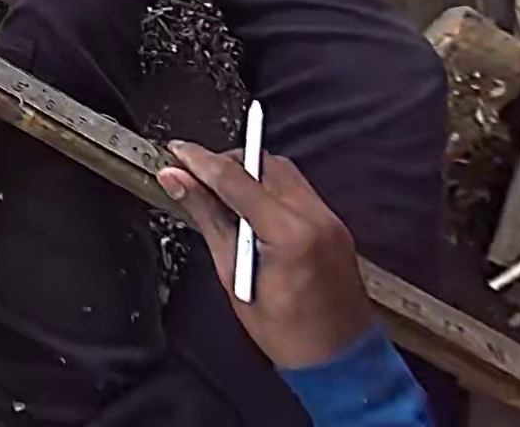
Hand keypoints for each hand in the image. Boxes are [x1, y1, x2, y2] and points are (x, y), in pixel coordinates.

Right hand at [158, 140, 374, 369]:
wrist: (345, 367)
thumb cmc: (289, 332)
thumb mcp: (231, 272)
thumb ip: (204, 215)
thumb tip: (174, 179)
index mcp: (290, 233)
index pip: (232, 176)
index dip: (197, 159)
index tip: (174, 151)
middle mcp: (315, 219)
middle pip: (257, 162)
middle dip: (221, 162)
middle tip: (191, 175)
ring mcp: (329, 221)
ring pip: (276, 168)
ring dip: (244, 171)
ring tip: (218, 191)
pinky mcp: (333, 226)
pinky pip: (293, 186)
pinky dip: (264, 185)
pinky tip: (246, 205)